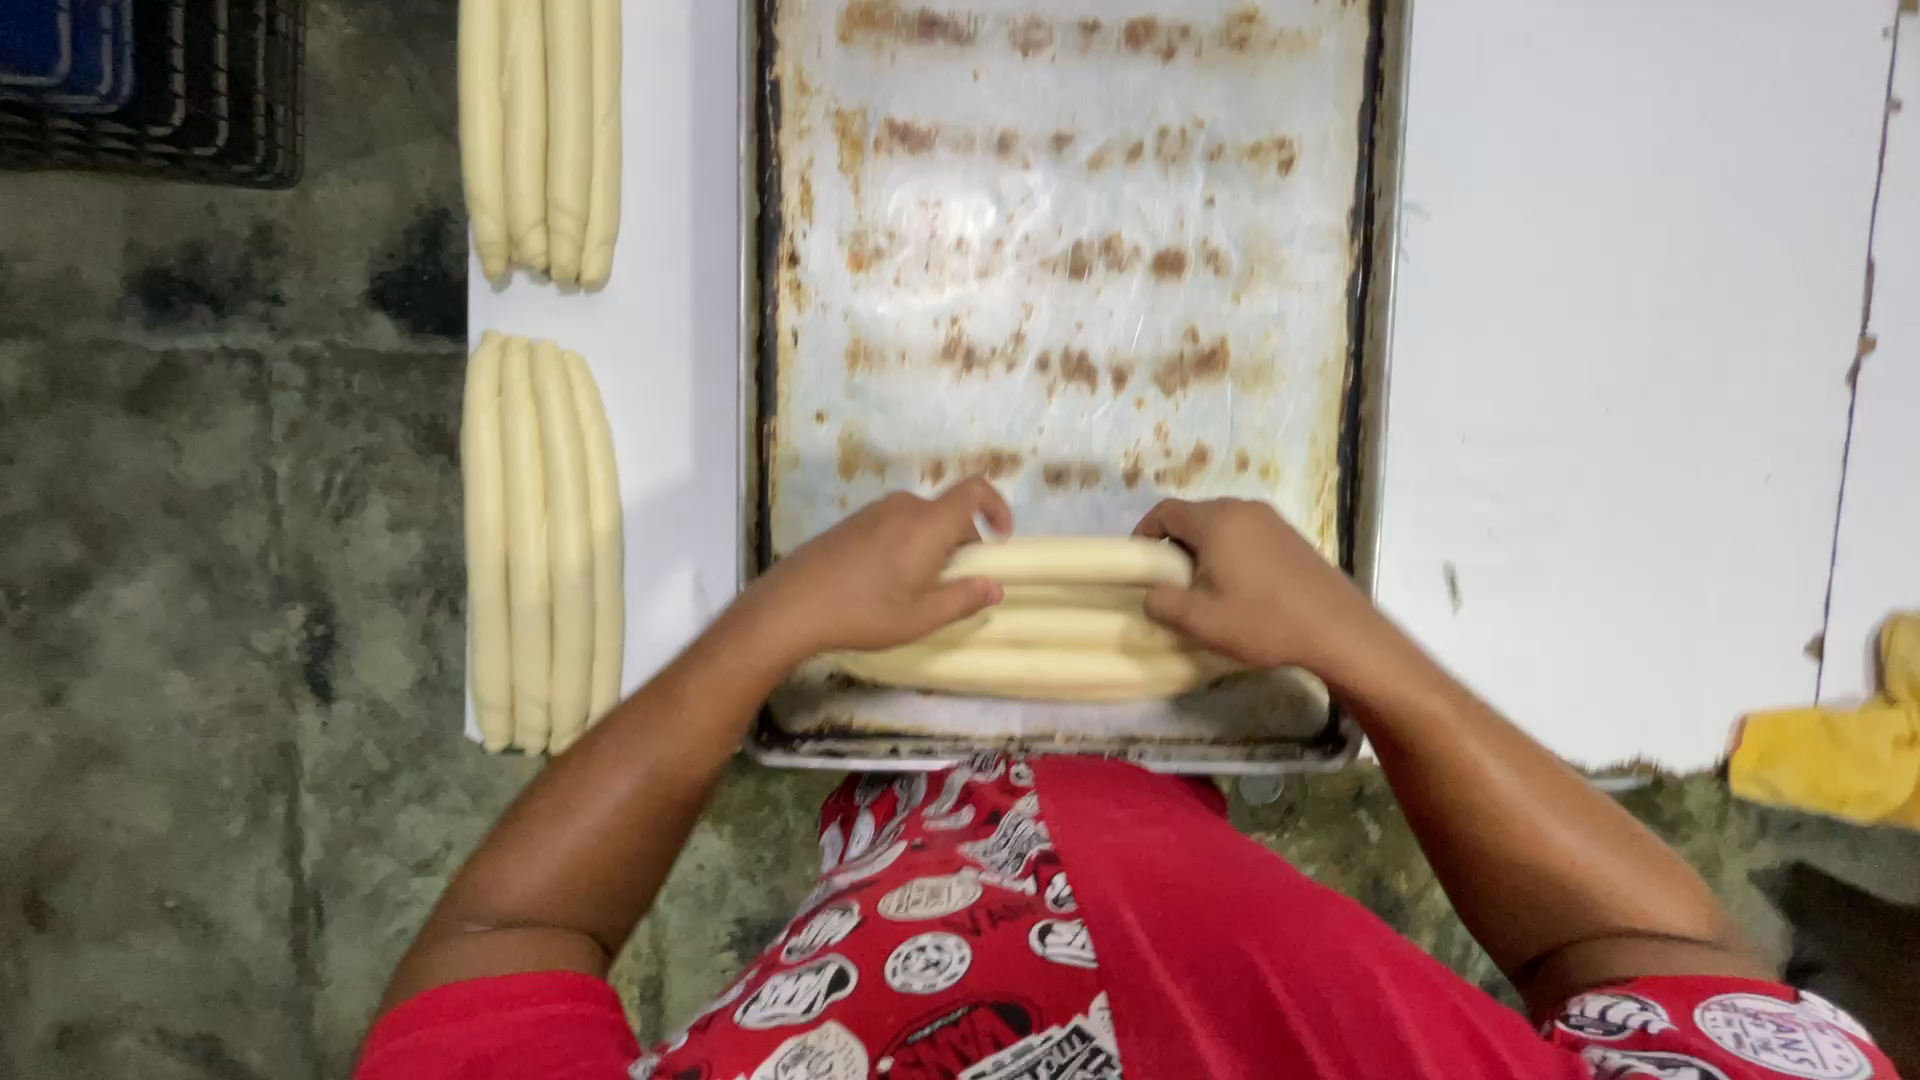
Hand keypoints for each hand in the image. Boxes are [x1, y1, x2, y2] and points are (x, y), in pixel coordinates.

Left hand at [745, 477, 1012, 660]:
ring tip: (917, 589)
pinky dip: (908, 544)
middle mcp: (904, 507)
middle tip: (954, 584)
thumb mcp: (920, 618)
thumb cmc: (864, 612)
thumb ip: (963, 599)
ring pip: (922, 520)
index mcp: (928, 524)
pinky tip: (885, 581)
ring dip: (934, 546)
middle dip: (963, 543)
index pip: (975, 492)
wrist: (791, 604)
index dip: (997, 507)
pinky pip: (896, 524)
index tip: (1001, 538)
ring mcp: (874, 511)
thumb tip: (995, 588)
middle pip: (949, 512)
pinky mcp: (853, 522)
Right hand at [1133, 498, 1385, 675]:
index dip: (1143, 532)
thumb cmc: (1265, 621)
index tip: (1139, 561)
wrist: (1340, 631)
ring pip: (1220, 523)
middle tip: (1168, 579)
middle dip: (1173, 543)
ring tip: (1202, 584)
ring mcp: (1271, 519)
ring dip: (1202, 547)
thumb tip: (1151, 594)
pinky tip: (1237, 584)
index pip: (1165, 511)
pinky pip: (1245, 532)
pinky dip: (1229, 549)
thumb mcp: (1201, 621)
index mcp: (1217, 521)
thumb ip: (1162, 603)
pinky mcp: (1290, 535)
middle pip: (1193, 515)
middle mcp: (1243, 509)